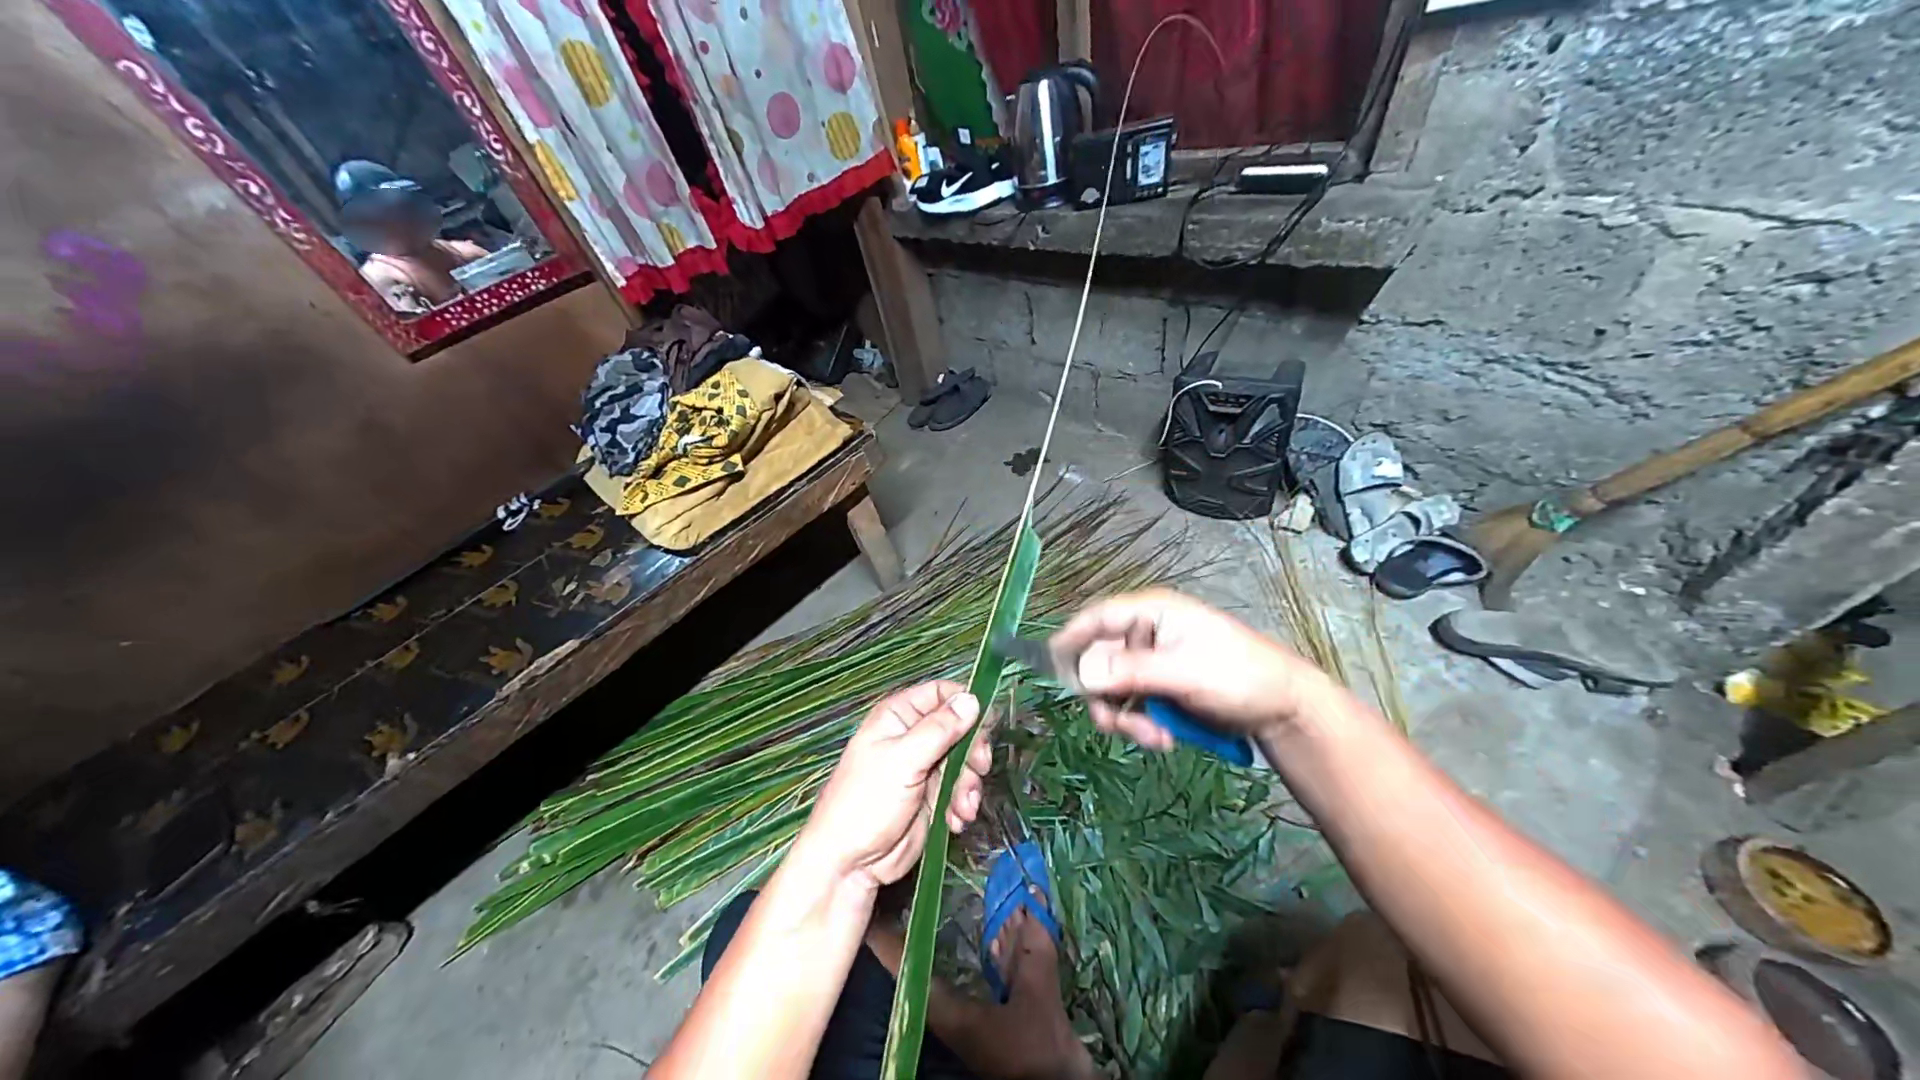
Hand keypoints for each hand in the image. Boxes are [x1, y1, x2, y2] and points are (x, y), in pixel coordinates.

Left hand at [791, 681, 989, 893]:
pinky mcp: (932, 796)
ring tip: (963, 807)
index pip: (940, 694)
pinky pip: (960, 789)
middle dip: (972, 752)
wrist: (850, 863)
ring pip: (964, 761)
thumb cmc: (866, 802)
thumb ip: (940, 729)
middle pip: (960, 728)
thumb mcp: (903, 760)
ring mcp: (923, 767)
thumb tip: (972, 699)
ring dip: (969, 784)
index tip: (986, 723)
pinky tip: (956, 820)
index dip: (965, 705)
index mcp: (898, 716)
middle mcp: (913, 737)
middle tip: (979, 769)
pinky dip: (963, 803)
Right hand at [1049, 589, 1335, 750]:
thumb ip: (1131, 672)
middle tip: (1116, 725)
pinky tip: (1162, 738)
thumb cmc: (1240, 675)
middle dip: (1105, 697)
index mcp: (1152, 613)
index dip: (1071, 639)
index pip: (1098, 618)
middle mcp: (1146, 633)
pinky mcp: (1160, 687)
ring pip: (1112, 688)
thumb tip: (1082, 673)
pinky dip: (1139, 724)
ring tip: (1153, 737)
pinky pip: (1131, 705)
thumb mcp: (1185, 672)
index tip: (1048, 666)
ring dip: (1124, 717)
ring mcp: (1152, 662)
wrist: (1284, 708)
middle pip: (1098, 660)